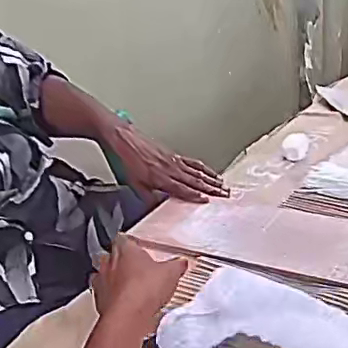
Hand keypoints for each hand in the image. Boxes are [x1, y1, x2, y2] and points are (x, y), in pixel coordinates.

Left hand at [91, 235, 188, 331]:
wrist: (128, 316)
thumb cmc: (144, 290)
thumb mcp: (171, 273)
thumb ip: (177, 265)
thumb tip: (181, 263)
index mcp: (124, 250)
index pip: (124, 239)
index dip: (133, 244)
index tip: (141, 249)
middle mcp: (108, 263)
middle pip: (113, 257)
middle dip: (125, 262)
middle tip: (139, 269)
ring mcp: (101, 282)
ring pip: (106, 276)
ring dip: (117, 280)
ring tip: (133, 288)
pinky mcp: (99, 300)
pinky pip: (106, 295)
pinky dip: (115, 298)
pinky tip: (128, 304)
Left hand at [106, 121, 226, 202]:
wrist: (122, 137)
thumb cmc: (126, 159)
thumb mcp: (133, 184)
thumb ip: (148, 198)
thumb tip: (157, 209)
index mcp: (161, 178)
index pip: (183, 189)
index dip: (196, 196)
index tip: (208, 200)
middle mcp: (171, 169)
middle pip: (196, 181)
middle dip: (212, 189)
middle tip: (225, 194)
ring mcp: (174, 161)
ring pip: (197, 172)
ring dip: (212, 179)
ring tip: (224, 185)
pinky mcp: (174, 155)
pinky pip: (193, 163)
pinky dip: (204, 168)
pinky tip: (210, 172)